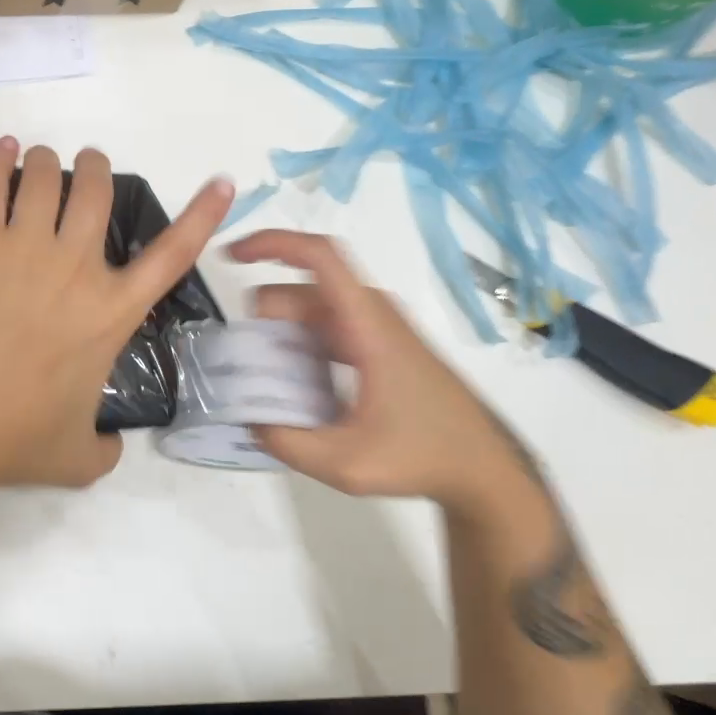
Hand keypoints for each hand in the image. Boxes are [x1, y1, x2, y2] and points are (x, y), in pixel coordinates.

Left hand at [0, 137, 233, 506]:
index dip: (203, 215)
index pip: (173, 254)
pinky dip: (1, 162)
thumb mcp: (79, 458)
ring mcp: (26, 247)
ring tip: (43, 158)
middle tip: (87, 162)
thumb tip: (111, 445)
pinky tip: (4, 150)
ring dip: (49, 162)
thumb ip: (105, 448)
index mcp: (113, 313)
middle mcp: (77, 268)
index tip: (219, 181)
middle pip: (98, 193)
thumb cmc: (18, 435)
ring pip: (46, 179)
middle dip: (96, 169)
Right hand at [226, 230, 523, 512]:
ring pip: (307, 310)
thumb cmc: (422, 459)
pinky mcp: (377, 343)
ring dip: (278, 337)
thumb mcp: (344, 465)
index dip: (271, 243)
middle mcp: (373, 314)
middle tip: (252, 372)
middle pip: (299, 291)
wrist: (485, 471)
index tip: (230, 256)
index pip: (320, 256)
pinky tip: (296, 389)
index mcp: (369, 326)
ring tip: (274, 387)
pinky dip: (297, 347)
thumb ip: (283, 441)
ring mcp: (376, 327)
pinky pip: (321, 327)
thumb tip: (245, 415)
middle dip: (263, 321)